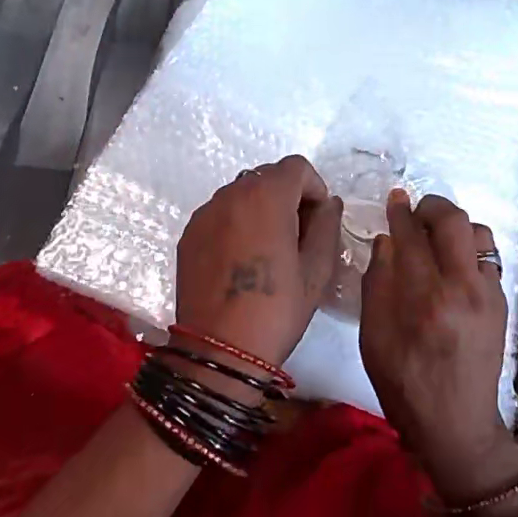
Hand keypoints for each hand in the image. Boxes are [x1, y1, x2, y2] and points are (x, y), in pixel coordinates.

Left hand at [175, 155, 342, 366]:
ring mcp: (205, 214)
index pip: (297, 167)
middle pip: (267, 177)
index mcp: (266, 197)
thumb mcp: (317, 270)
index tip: (319, 221)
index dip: (315, 189)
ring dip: (261, 209)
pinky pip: (220, 215)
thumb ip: (328, 226)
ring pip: (241, 194)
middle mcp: (230, 195)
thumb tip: (328, 205)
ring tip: (269, 250)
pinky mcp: (189, 235)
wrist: (220, 349)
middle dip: (289, 197)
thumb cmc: (277, 309)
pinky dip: (237, 224)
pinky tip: (242, 261)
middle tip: (298, 237)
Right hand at [358, 192, 514, 495]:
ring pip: (479, 233)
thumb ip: (378, 284)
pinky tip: (453, 264)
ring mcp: (489, 294)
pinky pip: (489, 257)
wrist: (457, 424)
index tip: (394, 199)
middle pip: (453, 221)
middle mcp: (463, 288)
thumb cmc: (404, 385)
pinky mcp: (502, 303)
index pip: (412, 236)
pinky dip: (470, 248)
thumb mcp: (374, 339)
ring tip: (435, 238)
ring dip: (455, 225)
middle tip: (414, 211)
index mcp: (424, 299)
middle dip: (431, 206)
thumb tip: (387, 241)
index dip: (400, 212)